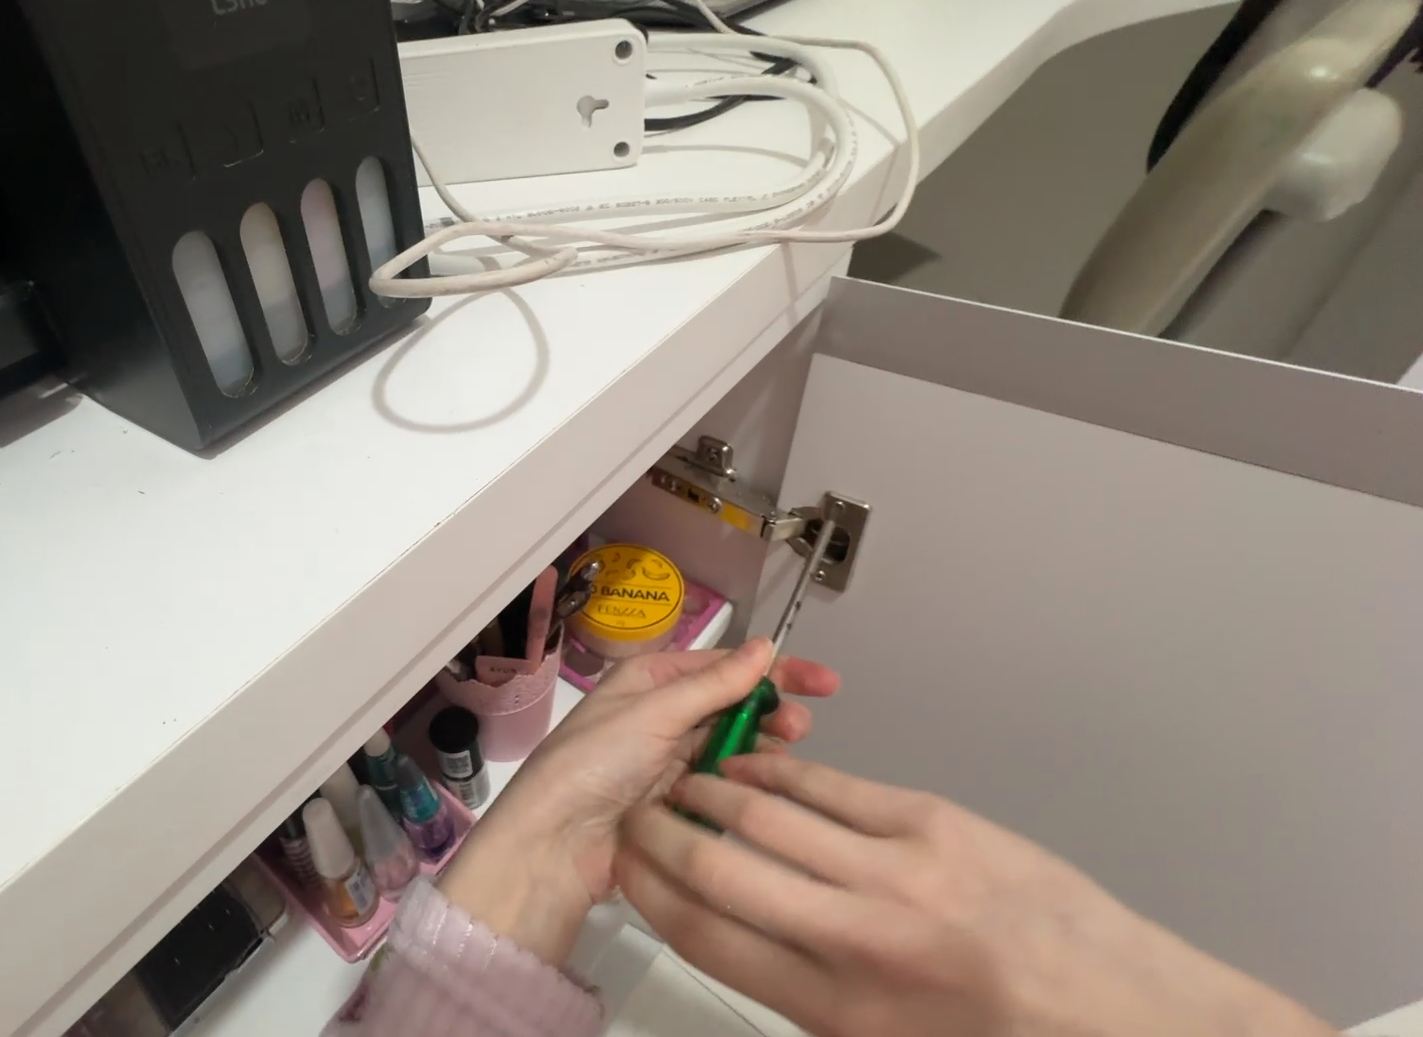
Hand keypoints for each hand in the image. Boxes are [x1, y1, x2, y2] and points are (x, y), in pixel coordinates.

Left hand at [440, 639, 838, 965]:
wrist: (556, 839)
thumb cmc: (598, 761)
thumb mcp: (654, 713)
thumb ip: (713, 684)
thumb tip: (766, 645)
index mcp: (648, 678)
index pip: (721, 665)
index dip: (773, 669)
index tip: (826, 682)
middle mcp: (659, 711)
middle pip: (730, 703)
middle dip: (770, 710)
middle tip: (799, 729)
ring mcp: (667, 756)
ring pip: (730, 742)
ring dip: (761, 744)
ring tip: (785, 754)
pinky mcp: (673, 797)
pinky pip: (720, 779)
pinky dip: (744, 778)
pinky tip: (765, 786)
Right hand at [619, 754, 1335, 1036]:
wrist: (1149, 1030)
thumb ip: (806, 1001)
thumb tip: (730, 932)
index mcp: (844, 1015)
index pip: (708, 938)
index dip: (650, 892)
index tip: (624, 863)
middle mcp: (859, 941)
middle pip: (719, 869)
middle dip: (659, 834)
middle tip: (635, 812)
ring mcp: (898, 872)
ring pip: (764, 811)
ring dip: (708, 789)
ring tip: (682, 779)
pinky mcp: (933, 822)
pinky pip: (826, 785)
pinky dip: (773, 769)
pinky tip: (747, 764)